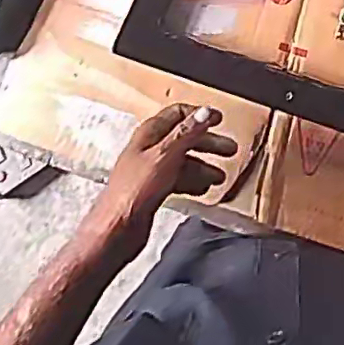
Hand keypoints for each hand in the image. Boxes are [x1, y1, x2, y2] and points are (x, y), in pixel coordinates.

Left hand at [83, 104, 237, 254]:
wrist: (115, 232)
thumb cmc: (133, 193)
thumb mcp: (165, 156)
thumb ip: (187, 133)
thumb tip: (205, 112)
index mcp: (149, 134)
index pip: (178, 113)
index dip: (200, 114)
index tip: (219, 118)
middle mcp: (149, 149)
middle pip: (185, 138)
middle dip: (209, 142)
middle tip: (229, 148)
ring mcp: (150, 171)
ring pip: (183, 161)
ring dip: (204, 166)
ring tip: (221, 174)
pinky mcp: (152, 191)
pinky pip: (178, 180)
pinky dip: (193, 182)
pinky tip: (204, 189)